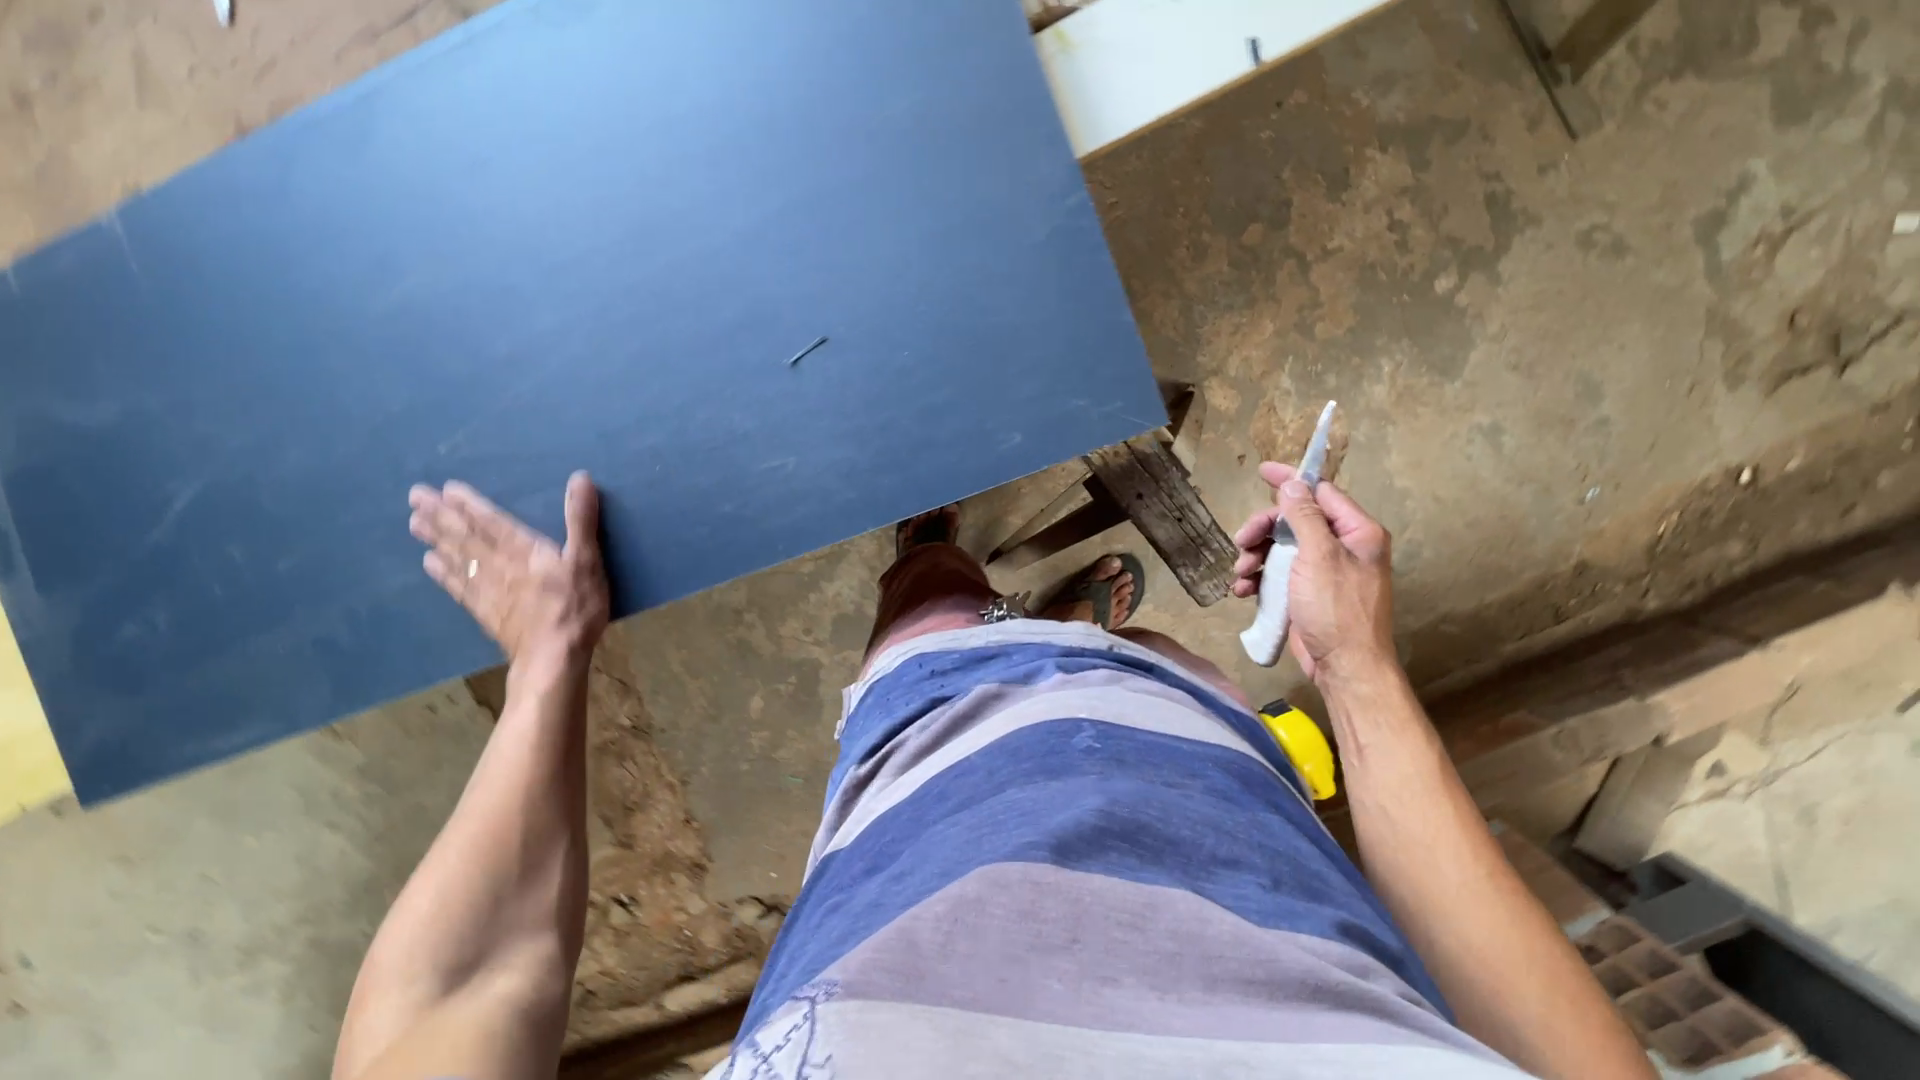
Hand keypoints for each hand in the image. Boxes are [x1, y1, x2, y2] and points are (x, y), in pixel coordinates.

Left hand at [408, 471, 609, 670]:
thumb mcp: (587, 560)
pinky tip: (429, 563)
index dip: (469, 504)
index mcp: (524, 549)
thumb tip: (579, 478)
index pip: (491, 521)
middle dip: (441, 515)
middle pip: (466, 536)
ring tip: (414, 522)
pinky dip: (443, 573)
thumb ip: (581, 520)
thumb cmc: (575, 607)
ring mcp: (488, 590)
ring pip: (457, 558)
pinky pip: (459, 587)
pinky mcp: (486, 612)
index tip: (446, 489)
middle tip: (415, 497)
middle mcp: (499, 564)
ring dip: (435, 539)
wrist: (552, 657)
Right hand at [1231, 462, 1395, 683]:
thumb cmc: (1337, 610)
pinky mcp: (1308, 594)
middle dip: (1264, 530)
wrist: (1345, 668)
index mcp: (1357, 532)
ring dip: (1256, 556)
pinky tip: (1243, 590)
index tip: (1262, 471)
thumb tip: (1292, 484)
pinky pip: (1279, 574)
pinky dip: (1259, 579)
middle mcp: (1343, 547)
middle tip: (1241, 541)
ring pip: (1282, 548)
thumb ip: (1305, 516)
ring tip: (1241, 574)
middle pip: (1295, 521)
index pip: (1321, 492)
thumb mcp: (1319, 557)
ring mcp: (1324, 572)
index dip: (1290, 481)